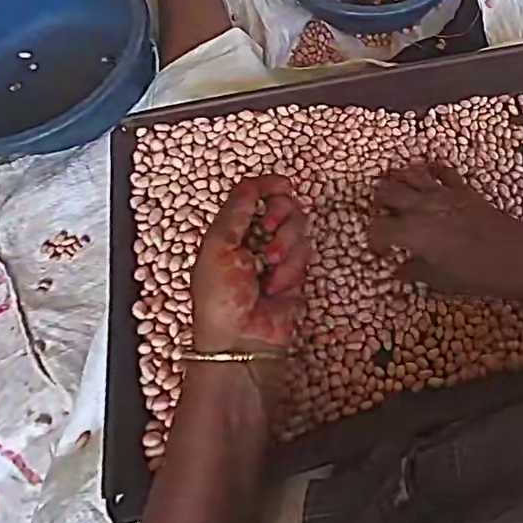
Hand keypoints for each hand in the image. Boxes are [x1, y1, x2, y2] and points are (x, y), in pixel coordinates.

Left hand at [191, 177, 309, 356]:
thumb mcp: (217, 249)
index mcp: (231, 229)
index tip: (282, 184)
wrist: (242, 338)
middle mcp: (255, 237)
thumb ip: (234, 213)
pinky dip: (292, 266)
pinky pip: (305, 251)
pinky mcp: (296, 268)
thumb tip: (251, 185)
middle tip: (268, 229)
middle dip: (280, 214)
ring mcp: (278, 252)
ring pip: (298, 225)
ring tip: (270, 265)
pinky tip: (277, 285)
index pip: (253, 194)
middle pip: (282, 203)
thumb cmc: (220, 299)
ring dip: (285, 243)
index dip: (267, 184)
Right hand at [369, 163, 522, 300]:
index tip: (380, 250)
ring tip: (396, 191)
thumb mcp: (441, 280)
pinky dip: (431, 170)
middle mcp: (422, 207)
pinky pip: (442, 171)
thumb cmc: (476, 274)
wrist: (517, 256)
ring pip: (409, 175)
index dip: (373, 239)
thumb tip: (399, 270)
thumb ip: (416, 271)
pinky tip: (428, 174)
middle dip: (378, 203)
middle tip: (382, 216)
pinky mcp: (464, 190)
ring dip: (398, 181)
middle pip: (386, 192)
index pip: (378, 228)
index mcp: (412, 232)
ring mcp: (444, 194)